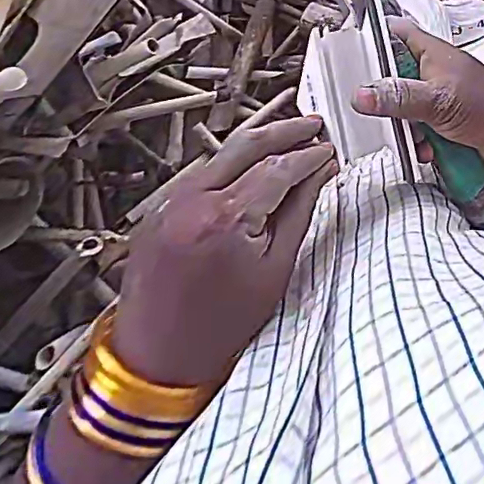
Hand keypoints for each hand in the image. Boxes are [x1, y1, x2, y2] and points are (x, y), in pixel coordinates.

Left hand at [110, 116, 334, 386]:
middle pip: (248, 143)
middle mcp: (193, 199)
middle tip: (312, 126)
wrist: (158, 356)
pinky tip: (253, 163)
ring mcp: (172, 199)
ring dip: (259, 140)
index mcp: (225, 219)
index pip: (277, 168)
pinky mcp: (162, 205)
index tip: (325, 152)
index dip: (308, 156)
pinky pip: (204, 170)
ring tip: (289, 138)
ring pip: (223, 151)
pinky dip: (233, 161)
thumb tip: (318, 175)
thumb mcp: (274, 272)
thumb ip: (298, 213)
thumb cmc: (217, 328)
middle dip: (286, 130)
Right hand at [350, 17, 483, 166]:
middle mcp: (431, 71)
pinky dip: (418, 140)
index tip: (354, 48)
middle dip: (385, 94)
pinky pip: (417, 128)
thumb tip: (362, 96)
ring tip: (407, 133)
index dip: (375, 34)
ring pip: (403, 105)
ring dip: (402, 123)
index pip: (396, 31)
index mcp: (430, 52)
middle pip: (393, 74)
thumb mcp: (437, 100)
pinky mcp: (441, 121)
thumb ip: (399, 97)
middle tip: (374, 104)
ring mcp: (436, 96)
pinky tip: (424, 148)